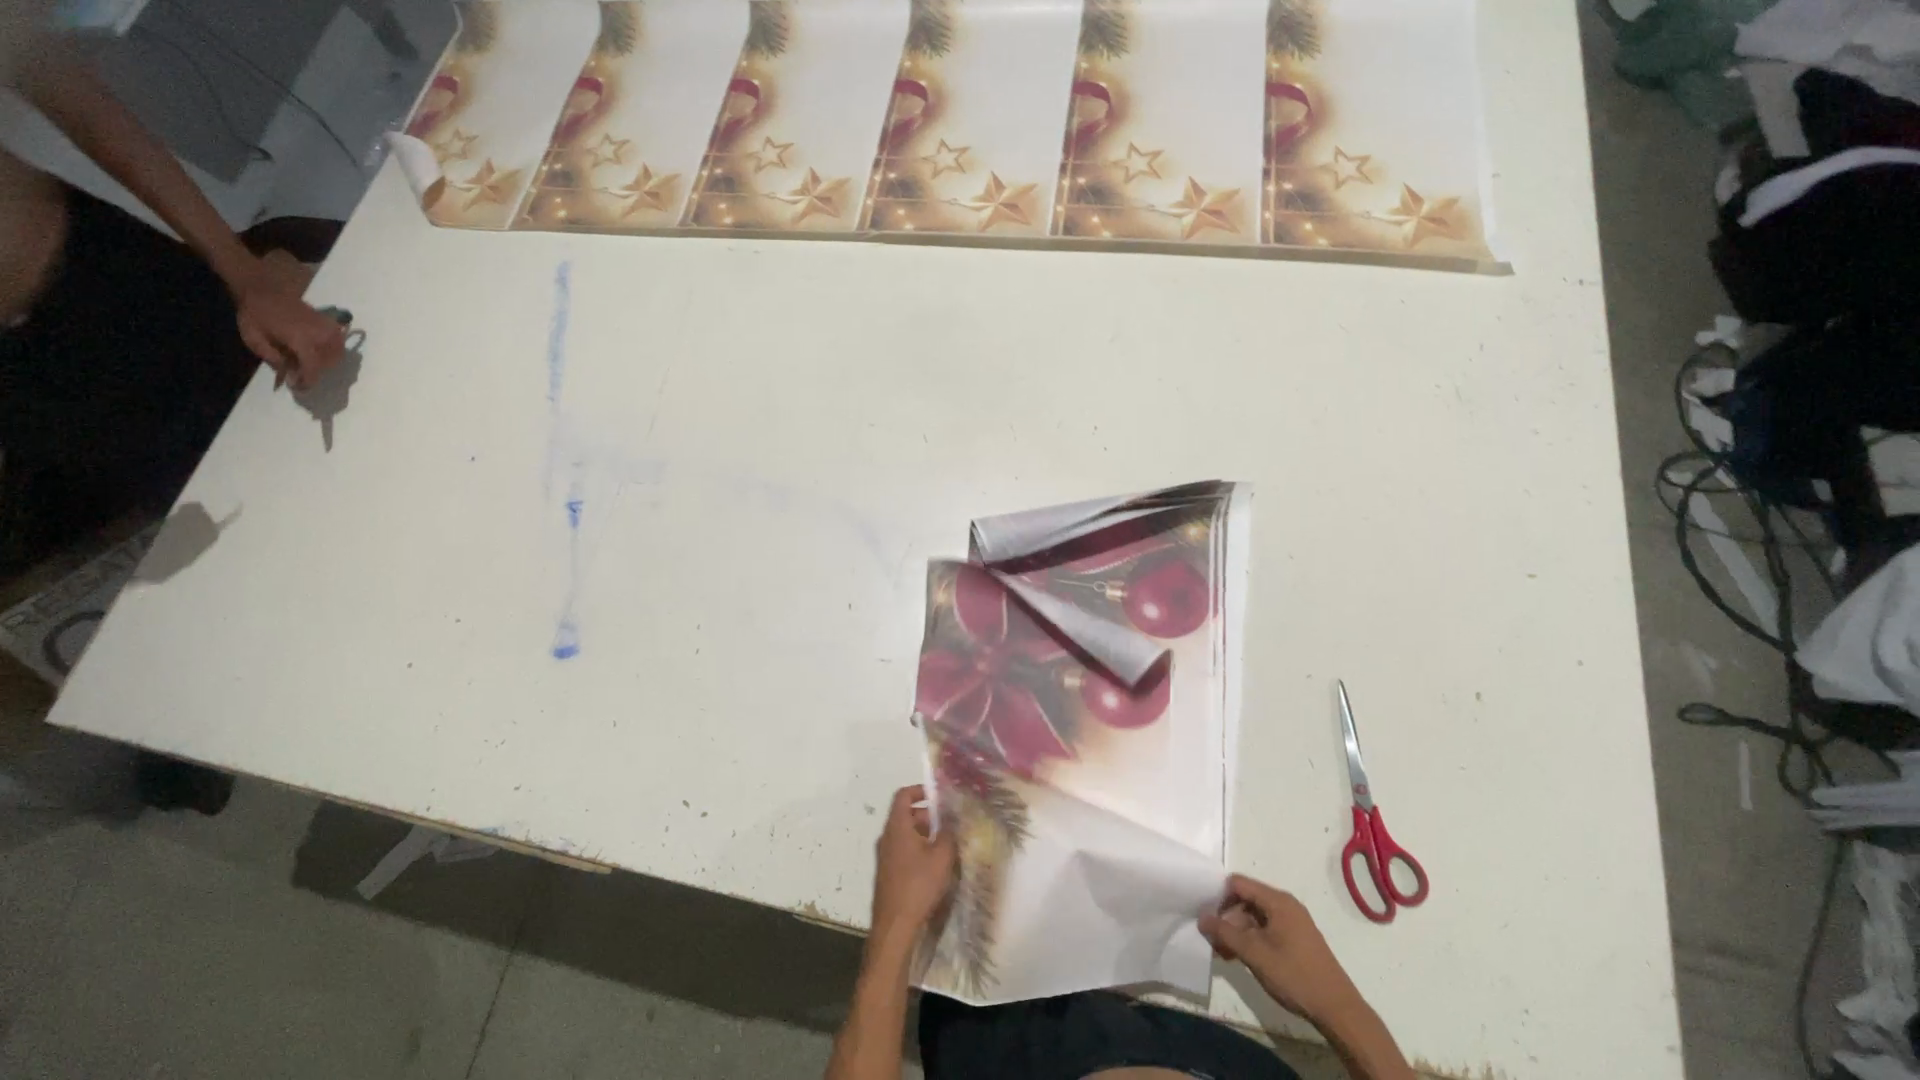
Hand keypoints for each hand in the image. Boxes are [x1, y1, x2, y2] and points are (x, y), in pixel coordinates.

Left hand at [229, 258, 345, 390]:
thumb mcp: (253, 339)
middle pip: (327, 364)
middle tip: (297, 373)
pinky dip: (331, 352)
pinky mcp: (331, 324)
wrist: (263, 288)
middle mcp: (321, 336)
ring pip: (337, 356)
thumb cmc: (255, 314)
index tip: (298, 388)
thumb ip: (273, 359)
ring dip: (324, 363)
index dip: (307, 381)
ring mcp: (329, 329)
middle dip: (313, 371)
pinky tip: (317, 351)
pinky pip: (339, 345)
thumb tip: (290, 373)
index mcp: (301, 340)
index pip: (313, 368)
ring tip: (307, 362)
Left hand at [869, 785, 955, 941]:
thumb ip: (949, 833)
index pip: (903, 796)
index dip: (920, 790)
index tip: (939, 795)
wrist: (895, 925)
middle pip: (906, 815)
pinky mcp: (888, 872)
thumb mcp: (942, 856)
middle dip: (929, 815)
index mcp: (897, 827)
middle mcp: (887, 837)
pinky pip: (903, 850)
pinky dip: (919, 848)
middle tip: (950, 822)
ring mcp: (885, 856)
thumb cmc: (918, 884)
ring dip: (925, 834)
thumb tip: (953, 819)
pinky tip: (936, 864)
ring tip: (948, 844)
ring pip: (906, 834)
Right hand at [1200, 875, 1364, 1026]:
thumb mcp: (1254, 954)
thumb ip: (1225, 933)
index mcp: (1278, 901)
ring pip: (1253, 917)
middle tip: (1212, 941)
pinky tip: (1239, 958)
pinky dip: (1250, 939)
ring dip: (1236, 932)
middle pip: (1245, 900)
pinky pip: (1265, 929)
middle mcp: (1285, 905)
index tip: (1205, 917)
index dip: (1218, 896)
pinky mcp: (1295, 938)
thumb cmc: (1294, 976)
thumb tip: (1202, 917)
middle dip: (1226, 918)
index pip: (1238, 884)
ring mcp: (1292, 922)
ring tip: (1223, 954)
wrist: (1336, 1008)